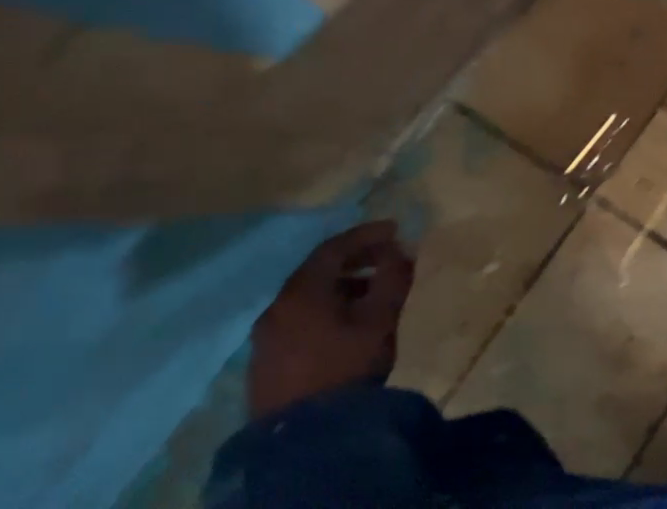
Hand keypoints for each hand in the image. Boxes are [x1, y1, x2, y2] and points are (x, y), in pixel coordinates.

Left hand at [248, 220, 415, 418]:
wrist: (306, 438)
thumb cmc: (348, 366)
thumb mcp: (382, 318)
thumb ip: (393, 278)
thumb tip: (400, 251)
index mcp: (301, 293)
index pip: (333, 248)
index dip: (366, 234)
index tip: (395, 229)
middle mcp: (276, 309)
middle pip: (316, 271)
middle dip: (355, 259)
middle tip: (387, 257)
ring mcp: (266, 337)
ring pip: (307, 297)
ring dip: (342, 286)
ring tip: (373, 292)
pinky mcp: (266, 362)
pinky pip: (299, 319)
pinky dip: (326, 308)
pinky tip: (347, 324)